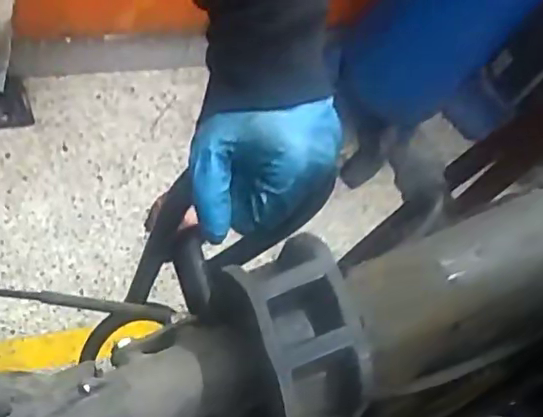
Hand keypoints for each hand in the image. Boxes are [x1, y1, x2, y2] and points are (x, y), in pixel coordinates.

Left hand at [189, 98, 342, 243]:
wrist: (267, 53)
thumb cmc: (235, 107)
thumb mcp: (211, 155)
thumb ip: (210, 199)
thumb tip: (213, 238)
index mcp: (293, 179)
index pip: (257, 223)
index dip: (236, 206)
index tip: (228, 181)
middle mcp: (319, 174)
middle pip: (275, 210)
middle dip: (253, 195)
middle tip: (240, 164)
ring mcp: (330, 158)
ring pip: (289, 195)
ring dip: (268, 183)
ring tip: (257, 153)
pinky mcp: (333, 143)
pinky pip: (303, 175)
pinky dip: (285, 168)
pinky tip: (273, 148)